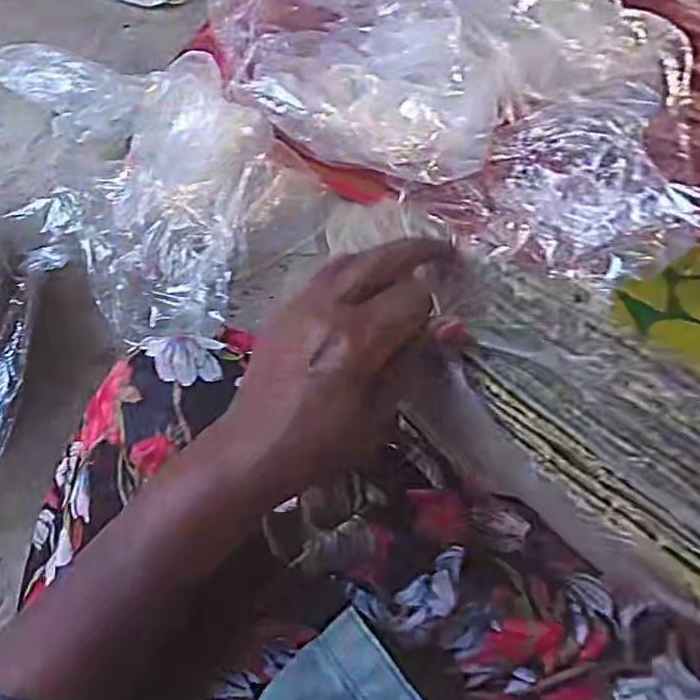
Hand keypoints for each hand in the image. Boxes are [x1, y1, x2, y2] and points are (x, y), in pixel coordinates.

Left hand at [195, 238, 453, 507]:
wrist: (253, 448)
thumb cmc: (320, 445)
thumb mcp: (377, 417)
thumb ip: (408, 363)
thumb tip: (447, 327)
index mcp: (356, 339)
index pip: (412, 295)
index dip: (431, 309)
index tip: (433, 326)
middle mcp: (328, 309)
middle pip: (381, 259)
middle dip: (418, 252)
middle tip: (443, 252)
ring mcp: (301, 304)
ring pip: (349, 259)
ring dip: (380, 257)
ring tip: (402, 264)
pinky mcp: (283, 310)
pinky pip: (323, 276)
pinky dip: (350, 271)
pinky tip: (361, 286)